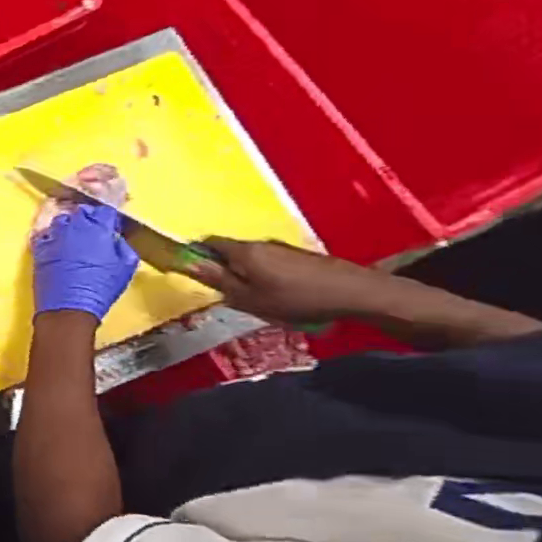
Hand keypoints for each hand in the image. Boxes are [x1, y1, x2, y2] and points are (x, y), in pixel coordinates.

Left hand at [32, 204, 138, 320]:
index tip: (109, 227)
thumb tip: (113, 239)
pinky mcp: (39, 251)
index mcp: (97, 228)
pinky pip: (43, 236)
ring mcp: (53, 239)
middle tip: (92, 233)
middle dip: (87, 219)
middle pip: (81, 213)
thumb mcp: (126, 267)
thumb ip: (122, 246)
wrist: (67, 309)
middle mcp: (73, 228)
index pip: (103, 211)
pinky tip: (57, 247)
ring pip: (61, 222)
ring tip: (73, 239)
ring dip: (68, 227)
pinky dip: (50, 237)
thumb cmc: (100, 290)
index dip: (107, 218)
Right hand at [186, 238, 390, 324]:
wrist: (353, 292)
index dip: (195, 254)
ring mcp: (282, 248)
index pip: (209, 243)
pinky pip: (266, 262)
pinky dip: (259, 275)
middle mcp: (261, 244)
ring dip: (240, 273)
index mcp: (244, 252)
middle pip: (229, 251)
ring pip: (248, 258)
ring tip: (247, 297)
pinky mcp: (298, 256)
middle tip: (222, 294)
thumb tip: (188, 264)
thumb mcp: (246, 297)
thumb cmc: (293, 298)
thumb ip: (217, 280)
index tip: (189, 271)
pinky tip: (270, 294)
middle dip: (219, 267)